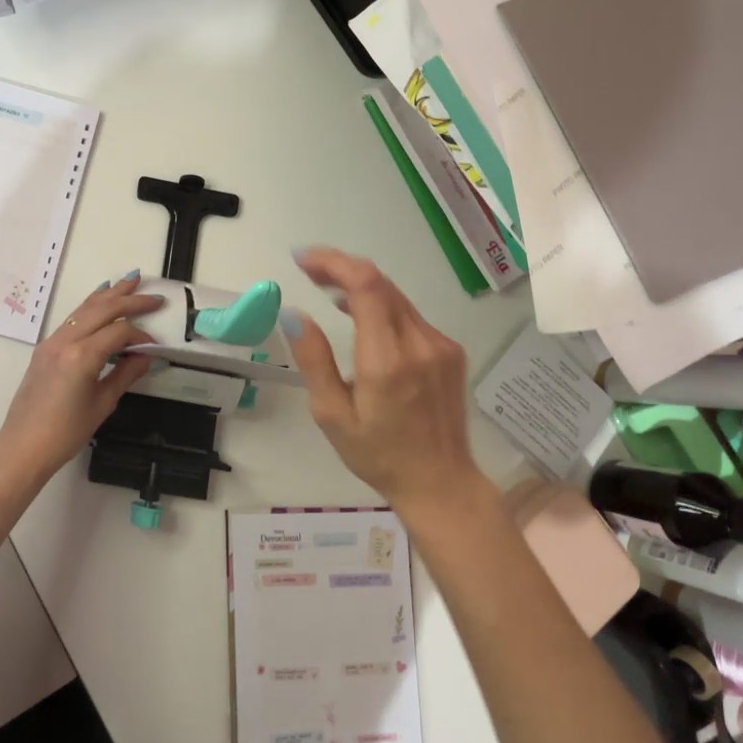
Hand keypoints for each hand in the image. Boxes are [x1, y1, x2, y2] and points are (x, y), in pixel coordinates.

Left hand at [0, 274, 161, 479]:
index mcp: (81, 356)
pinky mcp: (45, 348)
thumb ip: (125, 375)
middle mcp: (66, 341)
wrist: (23, 445)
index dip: (141, 337)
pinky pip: (72, 319)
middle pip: (102, 310)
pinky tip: (100, 299)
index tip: (155, 347)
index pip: (119, 333)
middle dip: (129, 299)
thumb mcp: (102, 404)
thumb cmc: (65, 433)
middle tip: (154, 296)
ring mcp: (52, 341)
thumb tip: (148, 357)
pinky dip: (90, 306)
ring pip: (84, 309)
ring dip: (109, 295)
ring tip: (129, 281)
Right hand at [281, 247, 490, 522]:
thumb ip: (313, 360)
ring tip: (325, 289)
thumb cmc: (378, 455)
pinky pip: (409, 314)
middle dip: (341, 268)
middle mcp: (419, 344)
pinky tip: (360, 316)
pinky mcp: (449, 350)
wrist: (441, 483)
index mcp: (387, 361)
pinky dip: (380, 304)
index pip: (366, 287)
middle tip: (306, 270)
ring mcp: (440, 345)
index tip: (302, 259)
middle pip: (380, 283)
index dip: (334, 262)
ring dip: (360, 285)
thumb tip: (293, 314)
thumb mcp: (332, 414)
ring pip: (395, 296)